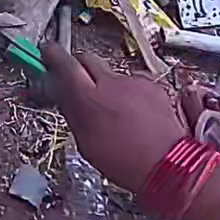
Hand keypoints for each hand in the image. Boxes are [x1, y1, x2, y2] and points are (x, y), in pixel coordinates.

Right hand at [43, 44, 186, 191]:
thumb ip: (72, 112)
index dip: (53, 55)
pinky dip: (128, 92)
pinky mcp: (153, 86)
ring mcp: (134, 82)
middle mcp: (110, 83)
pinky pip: (132, 82)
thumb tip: (62, 94)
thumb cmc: (123, 161)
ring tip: (111, 109)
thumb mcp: (86, 143)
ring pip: (110, 73)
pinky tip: (133, 113)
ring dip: (105, 83)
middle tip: (76, 80)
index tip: (47, 52)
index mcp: (88, 97)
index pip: (64, 63)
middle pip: (87, 58)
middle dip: (78, 65)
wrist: (172, 166)